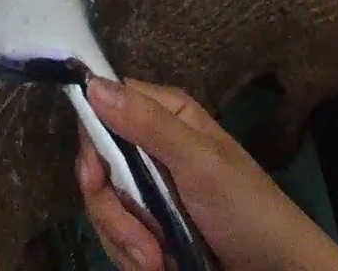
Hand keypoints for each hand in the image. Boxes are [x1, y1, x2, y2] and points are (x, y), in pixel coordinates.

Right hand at [76, 78, 337, 270]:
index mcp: (162, 113)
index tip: (96, 175)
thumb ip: (147, 124)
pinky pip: (115, 232)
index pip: (102, 105)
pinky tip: (160, 264)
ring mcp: (146, 186)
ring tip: (159, 261)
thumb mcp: (199, 162)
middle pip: (96, 160)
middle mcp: (148, 143)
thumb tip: (91, 84)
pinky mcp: (147, 224)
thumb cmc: (247, 209)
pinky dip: (130, 254)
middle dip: (110, 206)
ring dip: (123, 237)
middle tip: (139, 237)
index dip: (91, 137)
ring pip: (102, 201)